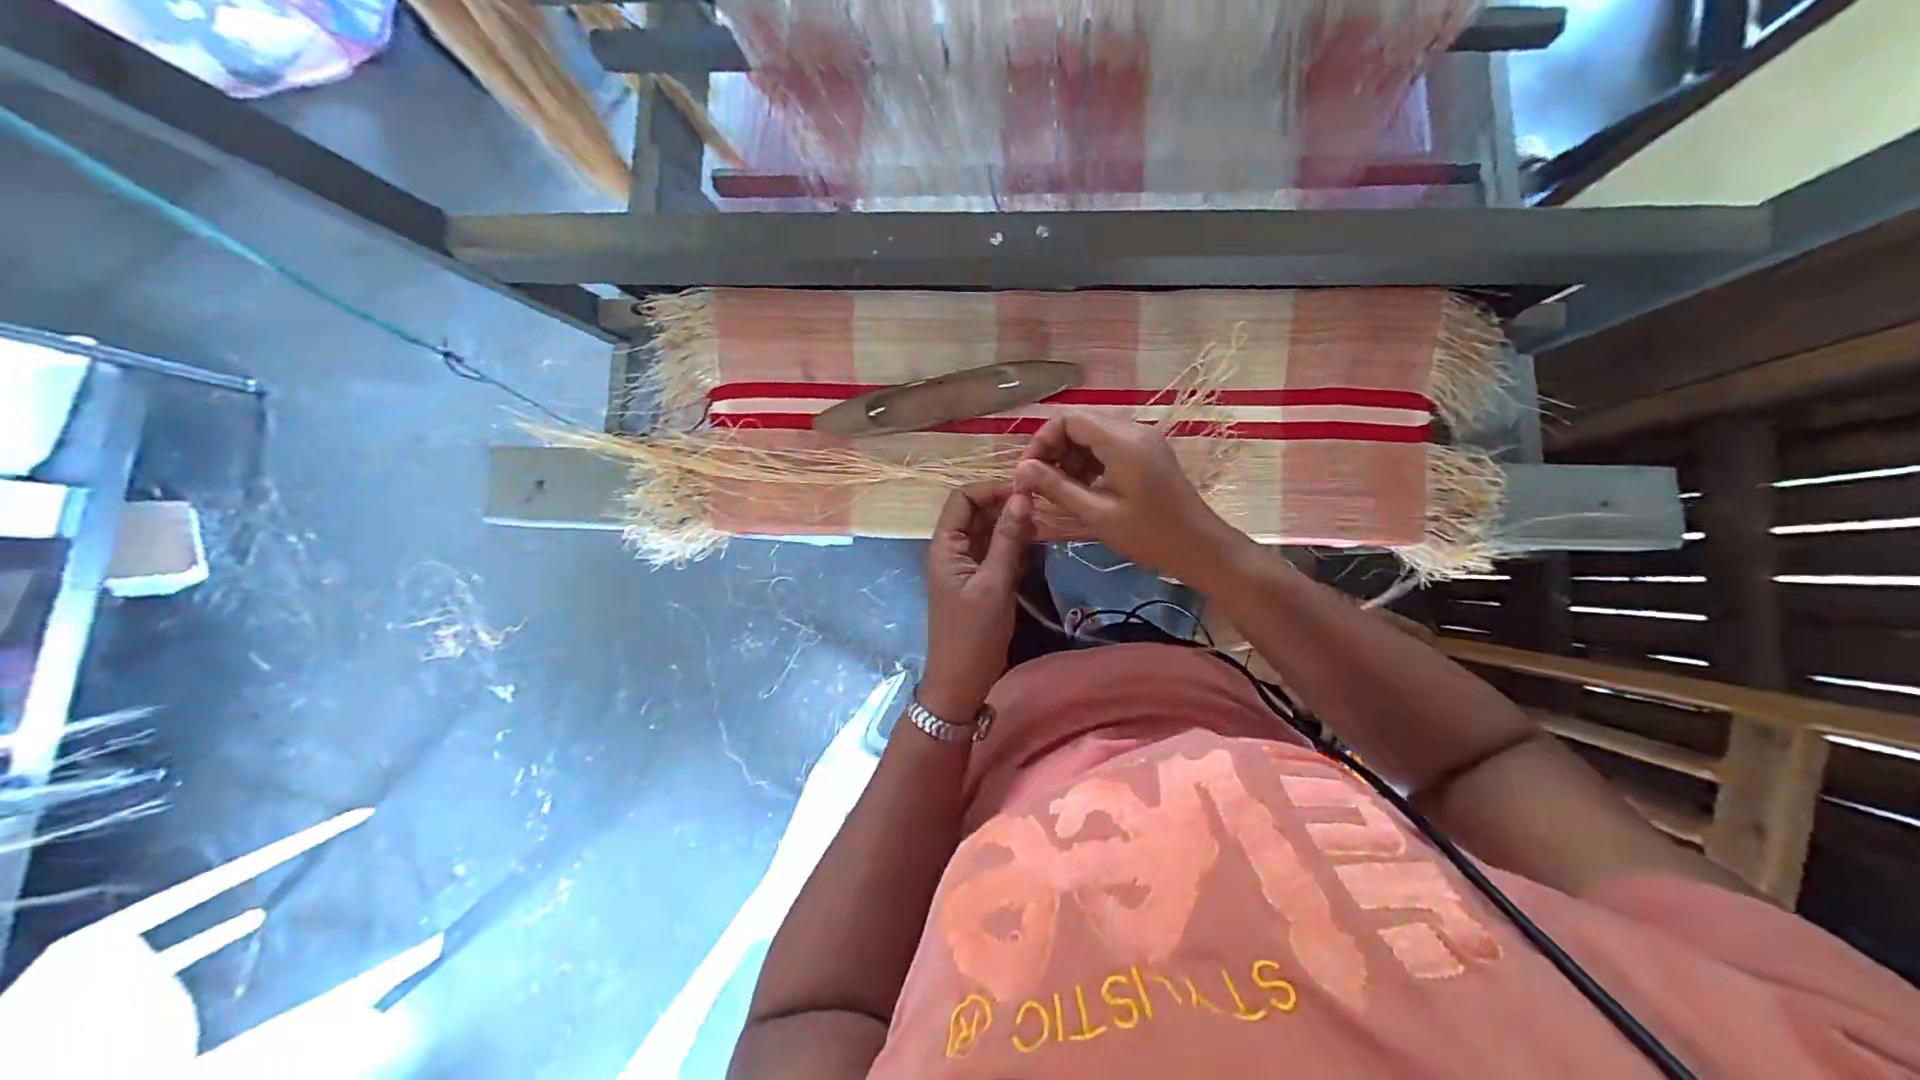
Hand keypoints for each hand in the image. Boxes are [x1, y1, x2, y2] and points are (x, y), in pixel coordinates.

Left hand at [921, 482, 1032, 720]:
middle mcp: (952, 550)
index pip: (962, 498)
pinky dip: (1013, 547)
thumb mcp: (994, 583)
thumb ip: (1008, 538)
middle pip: (977, 512)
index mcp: (945, 546)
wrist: (961, 682)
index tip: (1025, 492)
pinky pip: (995, 552)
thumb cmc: (973, 634)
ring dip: (1013, 526)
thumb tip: (1022, 496)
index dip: (991, 489)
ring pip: (988, 532)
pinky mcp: (979, 581)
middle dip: (1006, 506)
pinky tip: (1035, 547)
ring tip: (1043, 526)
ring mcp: (965, 565)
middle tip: (1043, 508)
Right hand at [1014, 411, 1249, 585]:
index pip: (1069, 419)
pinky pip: (1109, 445)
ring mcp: (1143, 441)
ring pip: (1093, 434)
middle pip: (1080, 423)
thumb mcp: (1097, 515)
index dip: (1042, 440)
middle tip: (1041, 483)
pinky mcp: (1148, 453)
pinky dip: (1089, 462)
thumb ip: (1057, 488)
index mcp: (1122, 442)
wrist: (1201, 549)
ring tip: (1062, 489)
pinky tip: (1084, 489)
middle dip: (1054, 449)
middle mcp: (1134, 431)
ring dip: (1071, 456)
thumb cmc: (1150, 536)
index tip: (1029, 472)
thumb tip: (1022, 470)